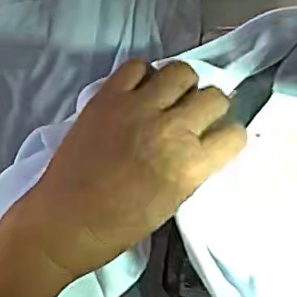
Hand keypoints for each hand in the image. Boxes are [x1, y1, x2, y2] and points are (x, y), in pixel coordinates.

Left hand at [3, 59, 246, 280]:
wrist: (63, 224)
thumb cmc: (114, 229)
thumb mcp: (169, 205)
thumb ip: (189, 172)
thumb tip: (196, 150)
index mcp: (190, 166)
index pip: (233, 135)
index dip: (226, 139)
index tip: (215, 141)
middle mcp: (171, 130)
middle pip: (215, 96)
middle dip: (208, 109)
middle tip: (191, 119)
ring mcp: (138, 109)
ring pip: (182, 72)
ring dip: (180, 86)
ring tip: (165, 102)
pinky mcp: (107, 98)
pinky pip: (137, 67)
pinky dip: (142, 76)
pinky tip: (136, 94)